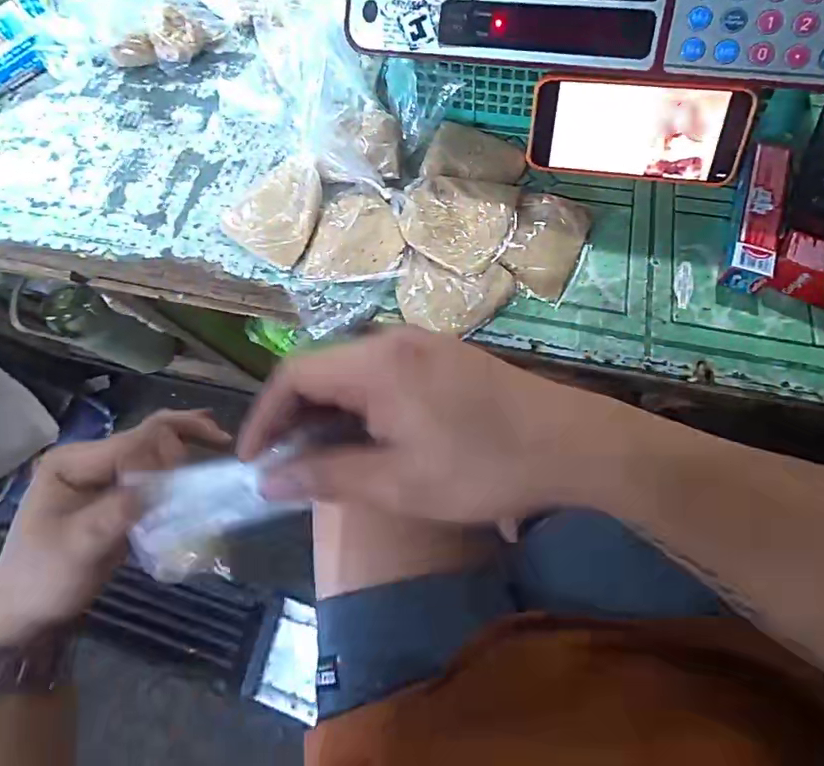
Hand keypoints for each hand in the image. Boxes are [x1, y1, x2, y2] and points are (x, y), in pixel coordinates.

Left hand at [0, 410, 229, 645]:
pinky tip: (203, 451)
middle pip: (146, 433)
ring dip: (186, 439)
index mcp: (71, 461)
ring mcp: (104, 472)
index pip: (130, 443)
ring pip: (154, 442)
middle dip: (182, 437)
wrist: (25, 618)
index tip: (179, 490)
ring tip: (219, 439)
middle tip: (217, 447)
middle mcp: (89, 457)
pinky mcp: (118, 490)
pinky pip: (154, 466)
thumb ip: (116, 512)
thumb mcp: (77, 549)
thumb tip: (159, 487)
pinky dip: (179, 458)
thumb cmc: (43, 581)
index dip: (161, 459)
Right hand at [236, 328, 621, 523]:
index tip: (252, 461)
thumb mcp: (399, 483)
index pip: (294, 374)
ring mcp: (421, 343)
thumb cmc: (482, 466)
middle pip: (322, 368)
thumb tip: (269, 480)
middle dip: (294, 416)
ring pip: (351, 371)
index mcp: (376, 363)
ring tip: (322, 458)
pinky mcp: (442, 355)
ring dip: (328, 411)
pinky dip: (360, 404)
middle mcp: (393, 339)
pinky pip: (381, 372)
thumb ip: (327, 476)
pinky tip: (369, 437)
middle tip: (286, 466)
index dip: (265, 416)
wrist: (571, 442)